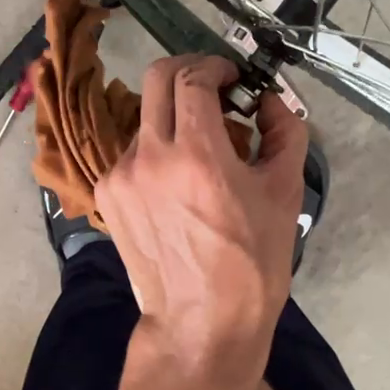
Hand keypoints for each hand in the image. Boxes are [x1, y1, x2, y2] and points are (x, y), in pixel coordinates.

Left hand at [96, 55, 310, 364]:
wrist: (202, 324)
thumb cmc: (252, 262)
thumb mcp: (284, 194)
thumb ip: (284, 132)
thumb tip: (272, 99)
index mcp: (196, 154)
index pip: (193, 78)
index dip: (215, 65)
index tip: (232, 76)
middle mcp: (149, 155)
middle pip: (156, 78)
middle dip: (187, 70)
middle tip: (213, 88)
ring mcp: (120, 174)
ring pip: (146, 117)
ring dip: (174, 118)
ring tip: (202, 150)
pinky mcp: (105, 192)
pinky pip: (132, 151)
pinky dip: (157, 151)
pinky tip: (178, 183)